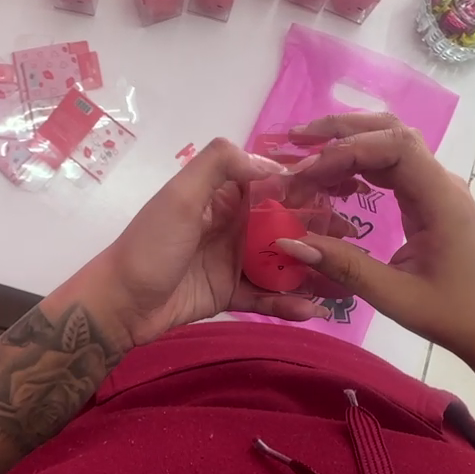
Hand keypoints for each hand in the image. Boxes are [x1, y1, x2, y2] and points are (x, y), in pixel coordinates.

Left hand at [73, 138, 330, 346]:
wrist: (120, 305)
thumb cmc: (150, 246)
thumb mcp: (180, 195)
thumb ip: (220, 164)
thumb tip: (274, 163)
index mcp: (221, 196)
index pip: (271, 183)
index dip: (306, 186)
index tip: (344, 190)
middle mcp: (232, 225)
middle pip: (284, 223)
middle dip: (319, 230)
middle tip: (354, 241)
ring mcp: (232, 260)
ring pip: (281, 261)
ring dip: (311, 269)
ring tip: (347, 280)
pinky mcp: (229, 293)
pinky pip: (266, 295)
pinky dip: (289, 303)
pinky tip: (315, 310)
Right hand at [273, 113, 474, 366]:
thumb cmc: (448, 312)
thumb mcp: (393, 296)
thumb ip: (342, 266)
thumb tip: (289, 242)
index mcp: (441, 201)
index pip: (396, 148)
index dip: (347, 151)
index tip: (306, 173)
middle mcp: (440, 183)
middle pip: (392, 132)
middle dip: (342, 131)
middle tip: (295, 140)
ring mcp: (434, 186)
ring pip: (390, 142)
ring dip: (347, 142)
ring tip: (304, 154)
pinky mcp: (425, 196)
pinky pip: (390, 165)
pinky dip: (356, 163)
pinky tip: (329, 179)